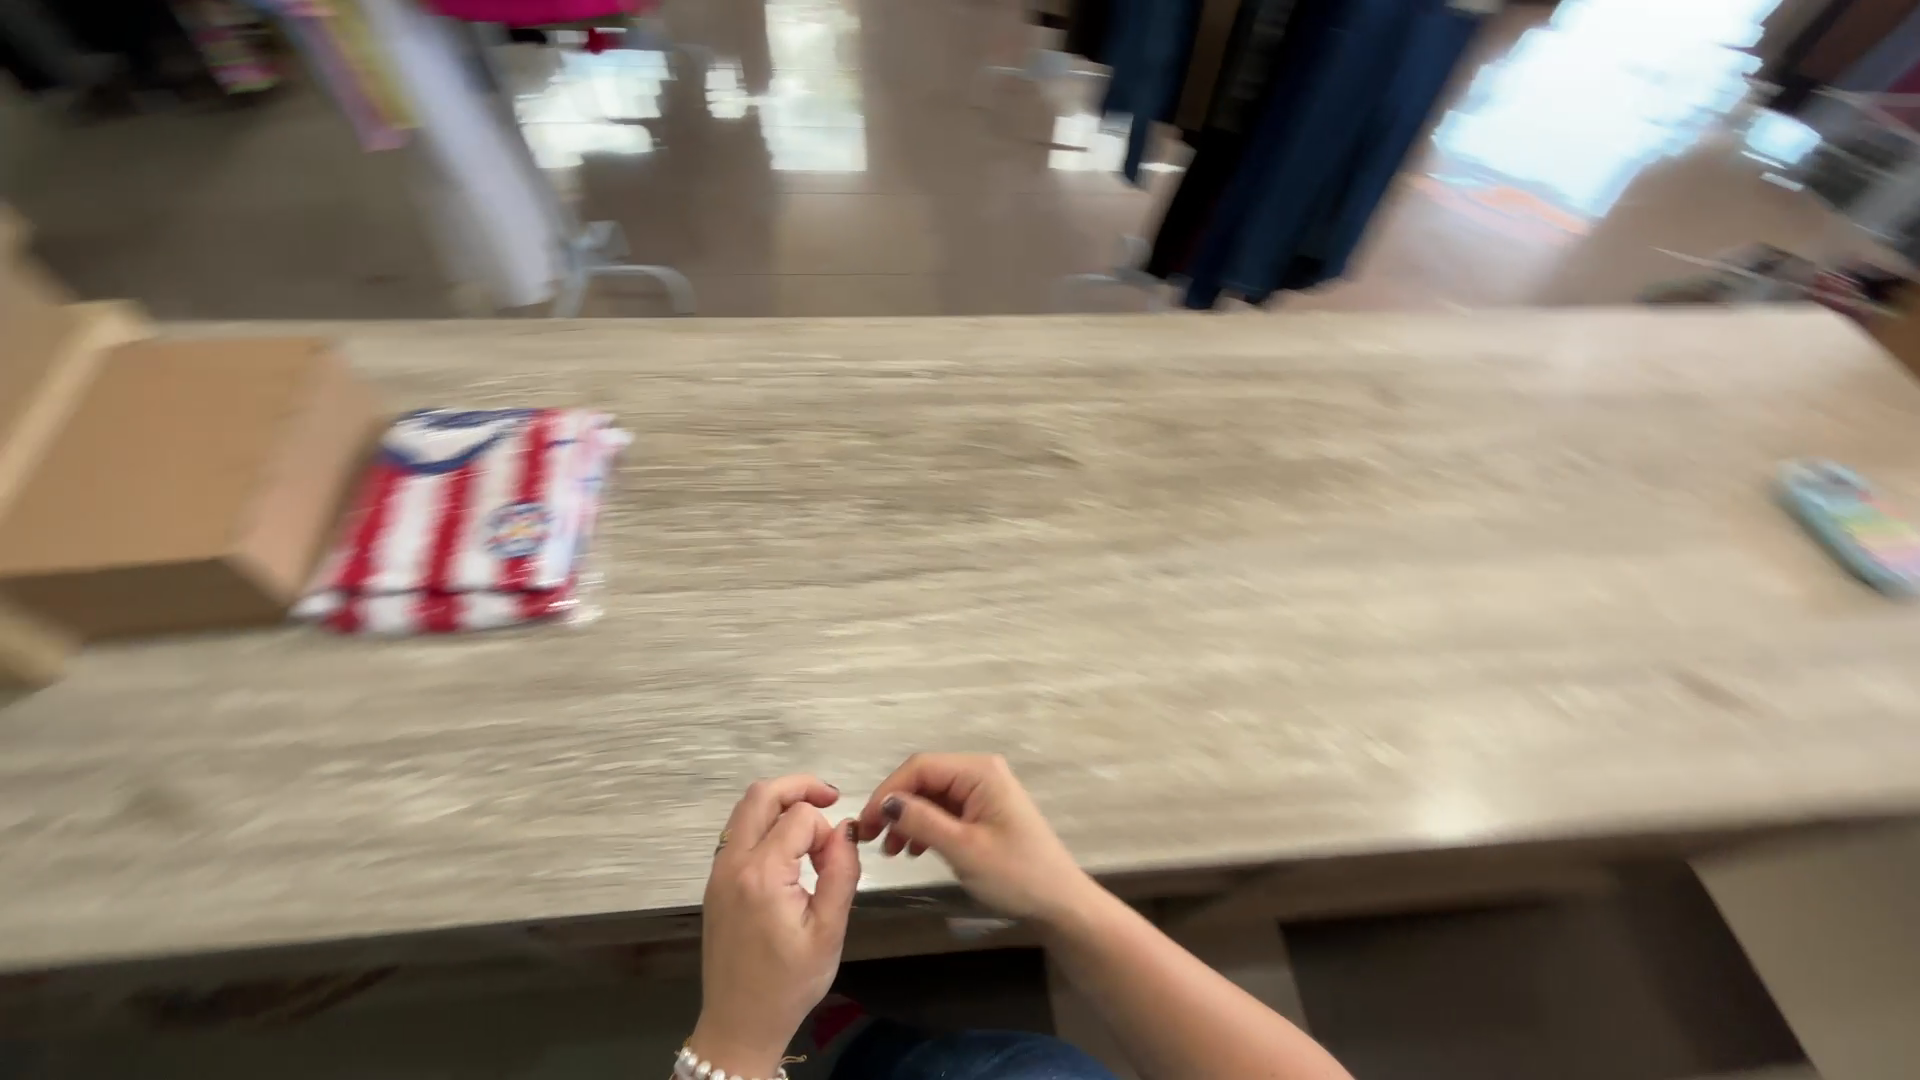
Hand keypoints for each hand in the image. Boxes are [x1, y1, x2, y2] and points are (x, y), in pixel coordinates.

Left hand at [694, 775, 860, 1078]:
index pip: (800, 816)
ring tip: (813, 821)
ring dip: (781, 802)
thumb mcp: (830, 932)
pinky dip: (765, 822)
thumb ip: (841, 872)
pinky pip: (738, 832)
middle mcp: (733, 863)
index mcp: (762, 875)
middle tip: (831, 798)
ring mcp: (718, 871)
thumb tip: (844, 829)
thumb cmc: (789, 984)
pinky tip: (789, 845)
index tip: (837, 859)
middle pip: (762, 794)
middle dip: (800, 787)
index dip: (826, 829)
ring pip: (746, 808)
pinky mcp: (715, 882)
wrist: (739, 1025)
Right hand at [857, 754, 1095, 924]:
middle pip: (924, 779)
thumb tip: (885, 803)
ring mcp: (983, 792)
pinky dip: (925, 827)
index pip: (920, 767)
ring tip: (891, 851)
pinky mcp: (984, 812)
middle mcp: (980, 773)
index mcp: (979, 771)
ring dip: (907, 819)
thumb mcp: (963, 849)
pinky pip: (944, 810)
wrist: (1060, 903)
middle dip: (894, 806)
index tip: (864, 826)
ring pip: (931, 796)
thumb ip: (922, 821)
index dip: (887, 792)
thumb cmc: (1015, 874)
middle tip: (869, 840)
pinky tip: (915, 850)